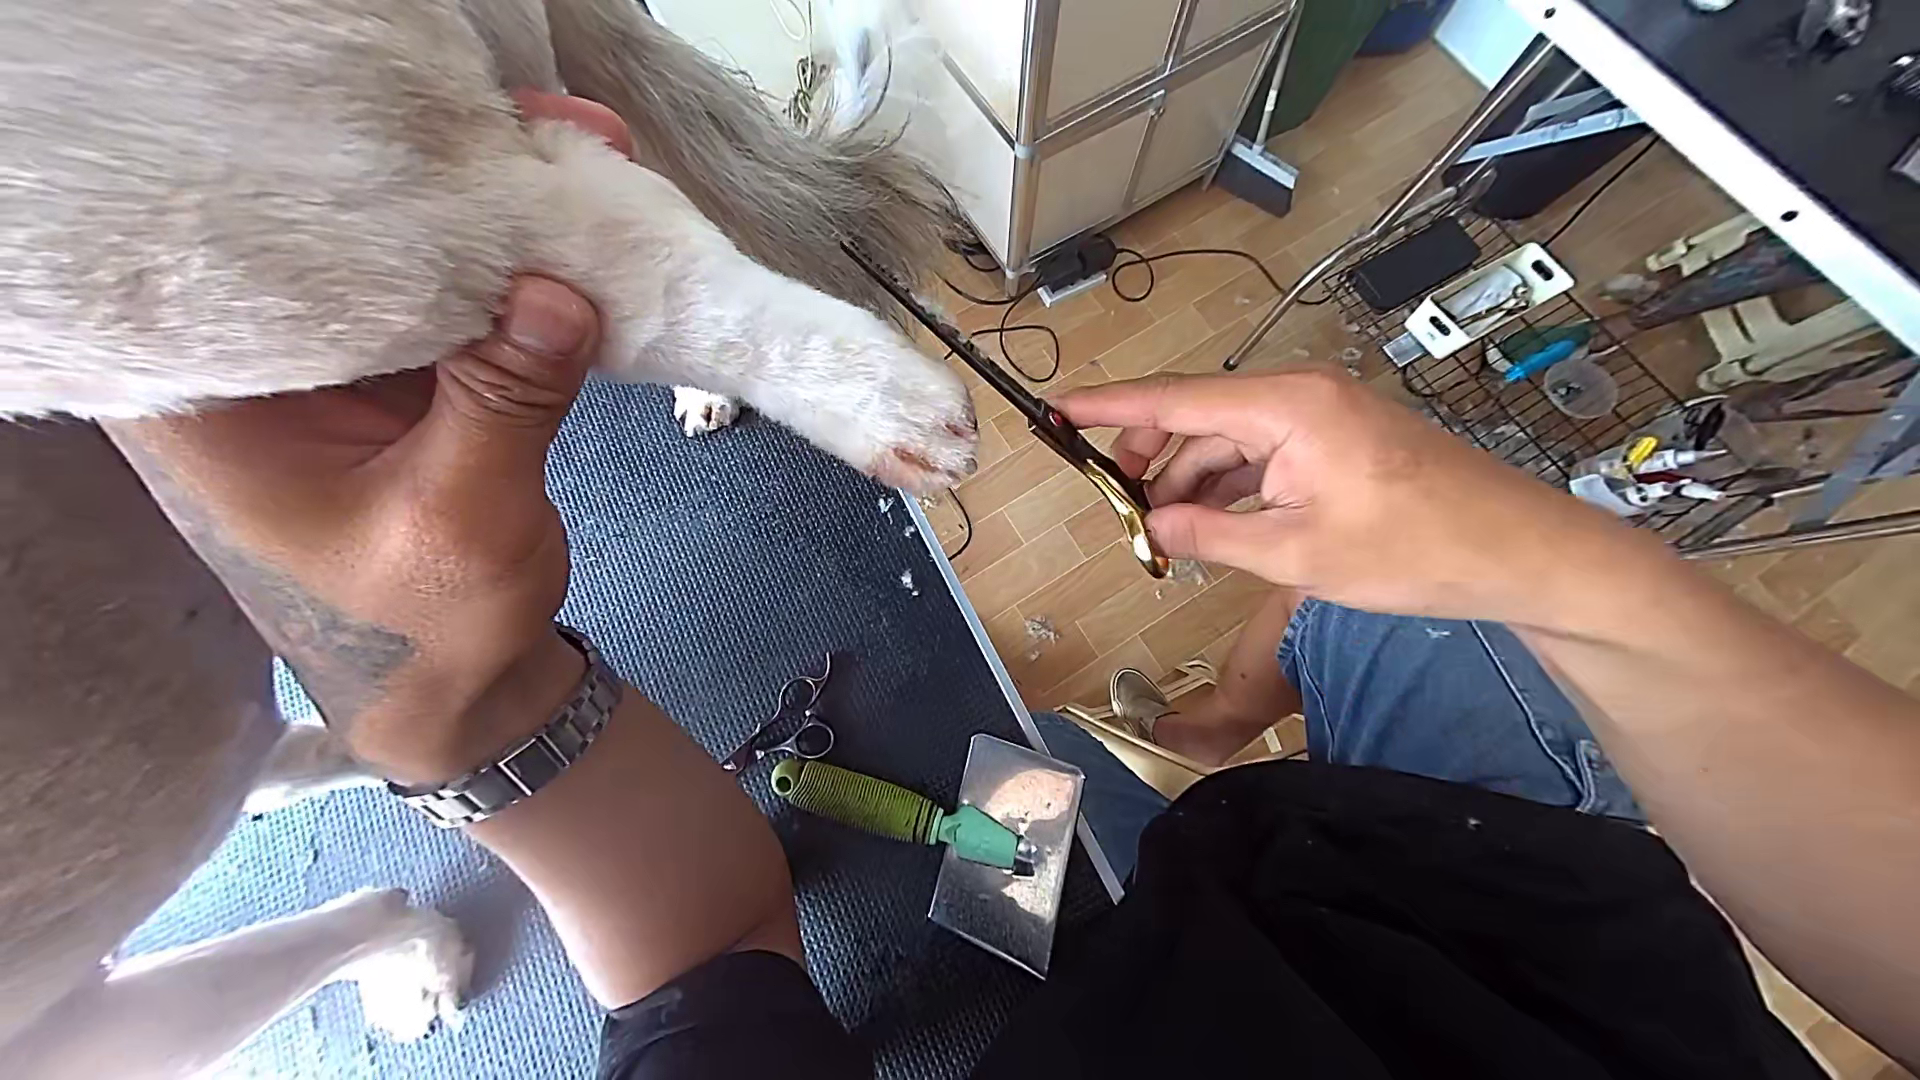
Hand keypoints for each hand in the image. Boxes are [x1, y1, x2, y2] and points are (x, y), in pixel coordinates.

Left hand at [105, 93, 632, 784]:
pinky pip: (468, 313)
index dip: (360, 172)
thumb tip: (563, 293)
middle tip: (544, 137)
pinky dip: (523, 286)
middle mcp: (265, 358)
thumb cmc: (431, 618)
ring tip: (575, 174)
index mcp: (214, 385)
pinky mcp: (419, 384)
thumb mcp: (464, 516)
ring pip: (419, 268)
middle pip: (345, 234)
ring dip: (501, 231)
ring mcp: (350, 368)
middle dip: (451, 186)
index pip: (259, 238)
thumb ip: (504, 404)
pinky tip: (572, 253)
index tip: (461, 129)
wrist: (463, 675)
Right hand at [1057, 370, 1655, 624]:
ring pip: (1220, 444)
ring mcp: (1313, 419)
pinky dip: (1222, 490)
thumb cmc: (1418, 549)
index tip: (1060, 409)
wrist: (1523, 557)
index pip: (1173, 399)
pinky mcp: (1326, 443)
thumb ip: (1208, 535)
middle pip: (1192, 419)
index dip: (1108, 406)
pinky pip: (1253, 459)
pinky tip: (1206, 524)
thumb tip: (1150, 527)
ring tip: (1163, 531)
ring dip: (1186, 484)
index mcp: (1285, 407)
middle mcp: (1295, 398)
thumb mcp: (1294, 552)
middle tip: (1119, 503)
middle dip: (1148, 460)